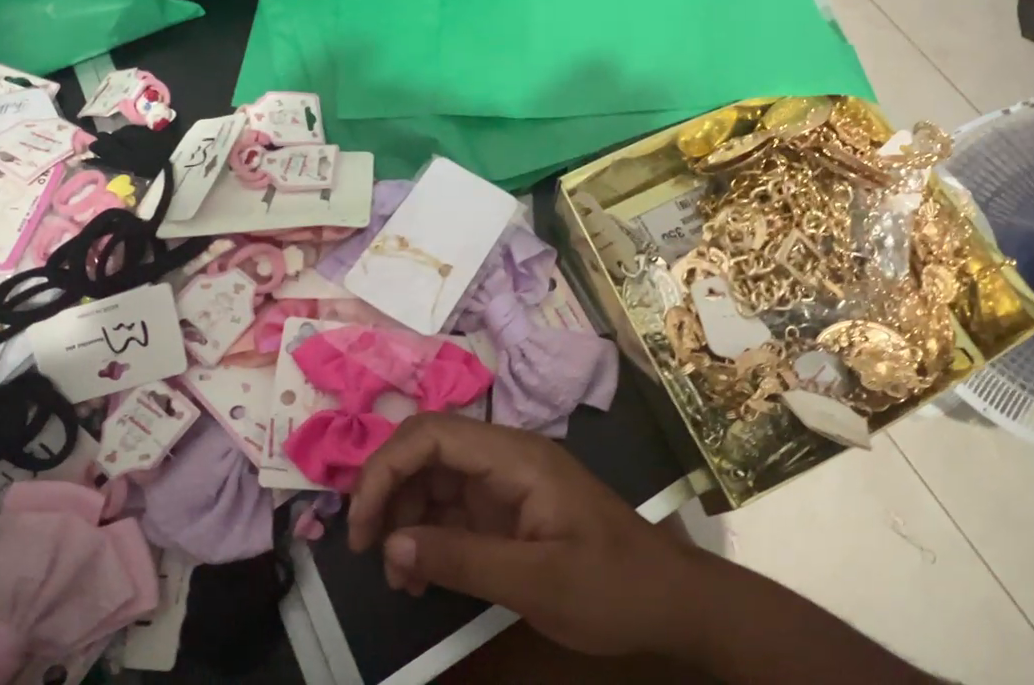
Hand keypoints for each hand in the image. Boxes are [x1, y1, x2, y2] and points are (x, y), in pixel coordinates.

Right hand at [347, 412, 710, 656]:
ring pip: (435, 480)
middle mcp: (507, 459)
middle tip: (368, 553)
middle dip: (388, 494)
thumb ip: (462, 559)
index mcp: (516, 457)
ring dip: (404, 520)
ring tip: (397, 578)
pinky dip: (428, 536)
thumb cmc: (613, 587)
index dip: (386, 469)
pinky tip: (419, 576)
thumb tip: (390, 546)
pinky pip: (454, 509)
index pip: (432, 434)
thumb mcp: (536, 582)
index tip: (361, 526)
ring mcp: (508, 483)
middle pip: (427, 451)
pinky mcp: (510, 510)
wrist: (672, 600)